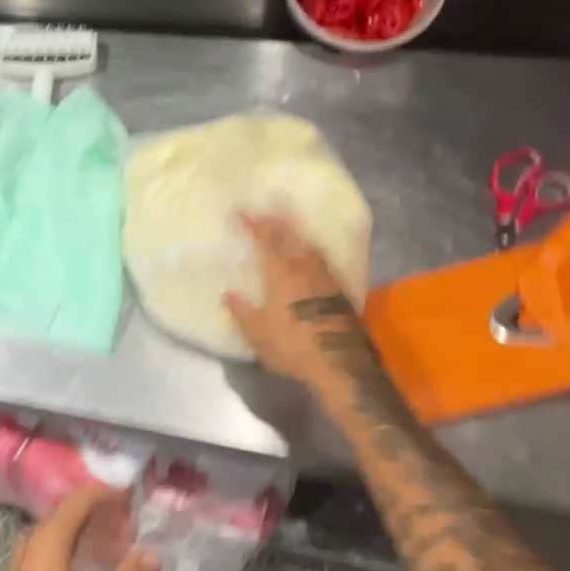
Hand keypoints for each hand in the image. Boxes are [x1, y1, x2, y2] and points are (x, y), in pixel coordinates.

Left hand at [7, 485, 159, 570]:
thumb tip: (151, 554)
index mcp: (43, 550)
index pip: (70, 508)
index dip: (97, 496)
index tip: (125, 494)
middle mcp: (25, 559)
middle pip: (57, 525)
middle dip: (90, 520)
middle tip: (122, 523)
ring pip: (47, 549)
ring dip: (78, 543)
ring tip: (110, 549)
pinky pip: (41, 570)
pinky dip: (66, 565)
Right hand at [222, 212, 360, 387]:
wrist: (341, 366)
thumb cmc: (293, 346)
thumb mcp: (258, 333)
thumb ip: (242, 312)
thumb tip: (228, 295)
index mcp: (281, 272)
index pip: (266, 238)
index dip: (254, 222)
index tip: (241, 211)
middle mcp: (305, 268)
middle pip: (292, 235)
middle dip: (279, 218)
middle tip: (270, 204)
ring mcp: (327, 278)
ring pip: (310, 246)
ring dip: (298, 232)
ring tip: (291, 225)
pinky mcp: (341, 292)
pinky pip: (323, 261)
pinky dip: (313, 252)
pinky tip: (312, 256)